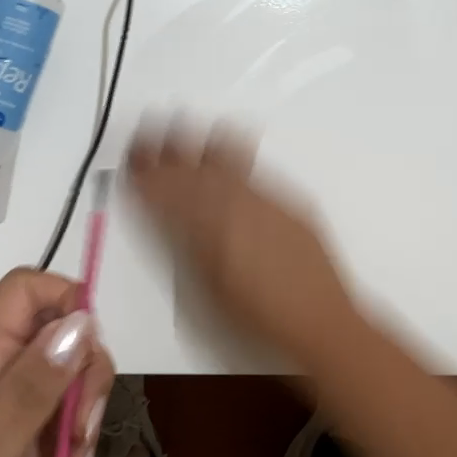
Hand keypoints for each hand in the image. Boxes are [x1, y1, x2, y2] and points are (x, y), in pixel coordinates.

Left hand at [0, 268, 114, 456]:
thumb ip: (26, 394)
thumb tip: (79, 319)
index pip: (25, 290)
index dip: (68, 303)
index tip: (88, 363)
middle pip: (54, 342)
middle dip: (84, 384)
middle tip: (82, 440)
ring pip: (57, 394)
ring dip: (77, 432)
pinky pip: (42, 436)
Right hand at [126, 110, 357, 359]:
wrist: (326, 327)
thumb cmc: (260, 328)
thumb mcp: (206, 298)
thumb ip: (183, 253)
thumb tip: (164, 223)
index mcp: (210, 233)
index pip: (169, 197)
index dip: (146, 179)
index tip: (130, 168)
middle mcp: (237, 208)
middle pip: (193, 171)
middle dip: (165, 154)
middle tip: (144, 140)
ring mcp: (266, 201)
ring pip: (222, 163)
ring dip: (194, 146)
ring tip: (176, 128)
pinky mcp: (289, 203)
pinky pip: (250, 169)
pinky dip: (228, 154)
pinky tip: (221, 141)